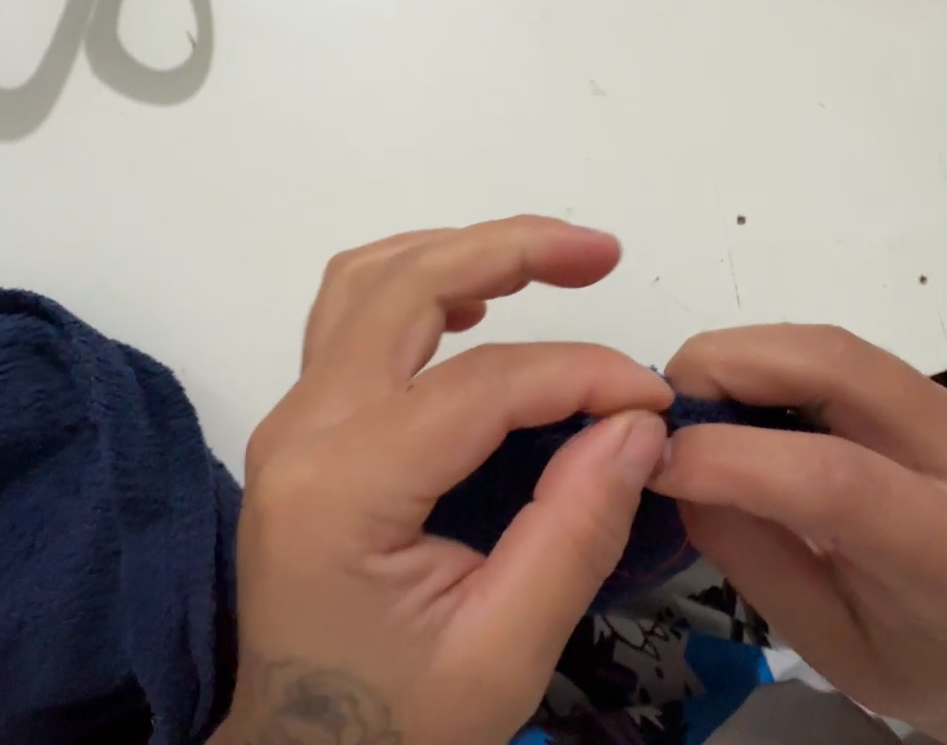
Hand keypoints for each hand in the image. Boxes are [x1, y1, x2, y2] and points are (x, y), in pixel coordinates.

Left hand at [217, 218, 673, 744]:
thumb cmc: (396, 723)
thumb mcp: (504, 653)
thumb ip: (575, 529)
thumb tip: (637, 423)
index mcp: (345, 485)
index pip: (481, 385)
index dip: (580, 374)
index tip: (652, 397)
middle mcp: (303, 426)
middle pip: (407, 286)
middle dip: (511, 249)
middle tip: (601, 251)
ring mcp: (294, 416)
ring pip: (367, 280)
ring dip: (458, 251)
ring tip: (544, 256)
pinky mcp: (304, 422)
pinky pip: (352, 314)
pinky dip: (418, 283)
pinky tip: (475, 305)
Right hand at [649, 325, 946, 737]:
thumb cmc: (907, 665)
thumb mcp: (819, 643)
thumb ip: (745, 548)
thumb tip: (672, 459)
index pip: (844, 483)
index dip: (733, 455)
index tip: (653, 457)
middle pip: (846, 371)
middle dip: (731, 364)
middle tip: (665, 400)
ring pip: (839, 348)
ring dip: (745, 355)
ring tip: (696, 399)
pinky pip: (843, 356)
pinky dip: (771, 362)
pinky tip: (741, 395)